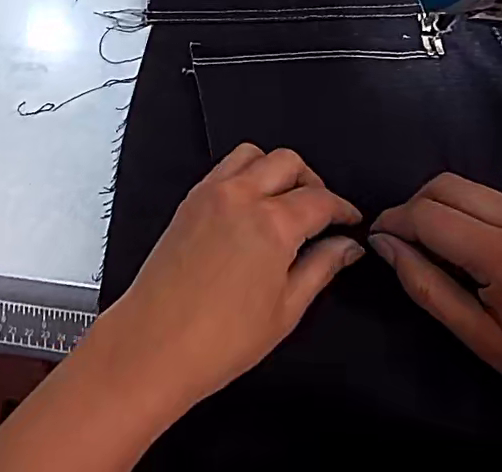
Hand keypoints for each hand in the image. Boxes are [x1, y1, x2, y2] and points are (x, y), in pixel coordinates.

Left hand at [90, 144, 364, 410]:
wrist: (152, 347)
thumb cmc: (218, 340)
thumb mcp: (286, 310)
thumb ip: (322, 267)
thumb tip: (347, 247)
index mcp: (273, 223)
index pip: (321, 199)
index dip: (342, 208)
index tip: (350, 219)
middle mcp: (243, 195)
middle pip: (290, 162)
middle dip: (313, 181)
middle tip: (321, 210)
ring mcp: (213, 192)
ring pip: (255, 154)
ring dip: (277, 169)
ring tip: (285, 200)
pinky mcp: (191, 199)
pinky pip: (226, 166)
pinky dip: (246, 172)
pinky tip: (250, 203)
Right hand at [372, 174, 501, 471]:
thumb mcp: (484, 343)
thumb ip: (427, 286)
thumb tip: (385, 245)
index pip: (432, 214)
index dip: (397, 219)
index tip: (380, 233)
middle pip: (452, 185)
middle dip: (420, 205)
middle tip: (408, 238)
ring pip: (485, 192)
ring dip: (458, 212)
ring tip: (456, 252)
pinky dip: (495, 220)